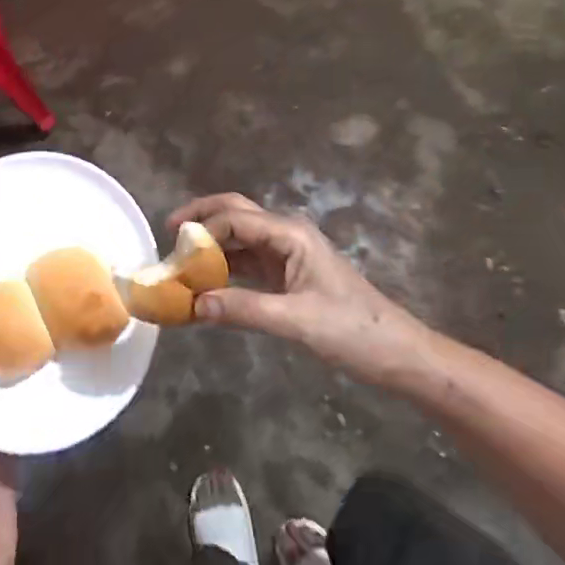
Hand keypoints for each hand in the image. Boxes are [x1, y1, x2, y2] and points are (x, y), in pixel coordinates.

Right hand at [167, 194, 430, 385]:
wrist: (395, 352)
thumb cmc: (352, 330)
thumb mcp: (296, 321)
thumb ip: (244, 309)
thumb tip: (194, 305)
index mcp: (290, 233)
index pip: (235, 218)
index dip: (202, 231)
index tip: (174, 252)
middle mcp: (285, 234)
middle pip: (236, 213)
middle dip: (202, 219)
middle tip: (168, 234)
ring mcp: (286, 254)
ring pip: (239, 238)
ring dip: (210, 246)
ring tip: (179, 263)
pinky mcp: (286, 275)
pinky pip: (246, 263)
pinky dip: (223, 270)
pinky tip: (204, 285)